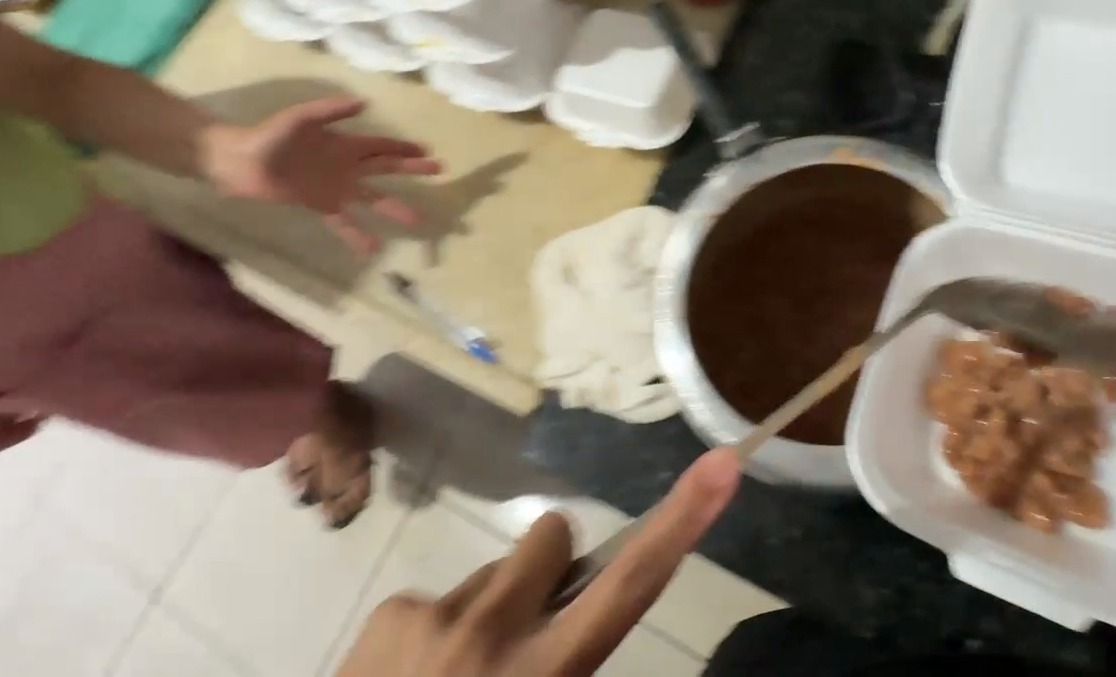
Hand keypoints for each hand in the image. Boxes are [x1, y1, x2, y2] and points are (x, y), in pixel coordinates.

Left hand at [206, 97, 441, 253]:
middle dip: (412, 170)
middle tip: (438, 171)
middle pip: (387, 168)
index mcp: (345, 144)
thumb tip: (365, 104)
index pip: (383, 146)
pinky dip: (358, 236)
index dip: (405, 148)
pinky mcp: (321, 205)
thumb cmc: (270, 136)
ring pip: (374, 198)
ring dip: (395, 208)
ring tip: (418, 220)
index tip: (427, 152)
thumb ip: (330, 111)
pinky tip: (373, 249)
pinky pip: (345, 223)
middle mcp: (347, 166)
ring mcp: (336, 187)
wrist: (240, 162)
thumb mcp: (300, 118)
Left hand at [337, 449, 741, 676]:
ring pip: (493, 569)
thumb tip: (580, 609)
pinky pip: (437, 595)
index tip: (724, 461)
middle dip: (550, 565)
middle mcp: (499, 631)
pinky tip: (411, 676)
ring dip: (488, 606)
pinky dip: (433, 629)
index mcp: (549, 672)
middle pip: (554, 535)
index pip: (633, 585)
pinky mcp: (391, 610)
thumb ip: (569, 660)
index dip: (683, 520)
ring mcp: (439, 614)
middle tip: (523, 632)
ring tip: (457, 670)